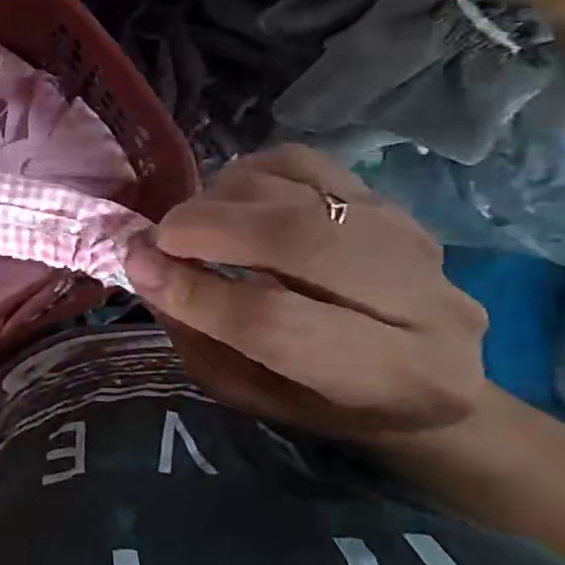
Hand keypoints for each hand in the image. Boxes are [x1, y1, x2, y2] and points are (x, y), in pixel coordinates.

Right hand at [124, 145, 486, 438]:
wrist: (418, 374)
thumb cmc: (322, 401)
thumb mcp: (250, 393)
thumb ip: (197, 334)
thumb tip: (142, 262)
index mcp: (394, 378)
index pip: (276, 322)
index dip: (195, 292)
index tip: (139, 267)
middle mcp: (425, 304)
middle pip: (298, 239)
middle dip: (207, 229)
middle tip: (159, 236)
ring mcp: (410, 240)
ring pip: (296, 193)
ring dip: (221, 201)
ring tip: (192, 224)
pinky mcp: (389, 200)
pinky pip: (304, 164)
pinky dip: (248, 174)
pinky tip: (229, 200)